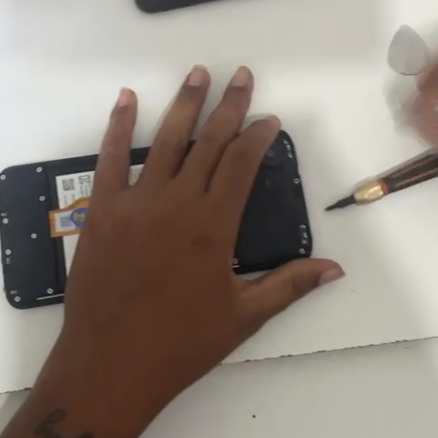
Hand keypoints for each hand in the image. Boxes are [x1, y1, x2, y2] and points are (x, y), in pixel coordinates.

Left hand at [49, 66, 342, 425]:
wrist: (111, 365)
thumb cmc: (181, 344)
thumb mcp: (244, 317)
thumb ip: (290, 284)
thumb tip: (335, 267)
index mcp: (214, 226)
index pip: (241, 164)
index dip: (257, 136)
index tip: (269, 118)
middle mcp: (177, 203)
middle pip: (209, 142)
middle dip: (229, 106)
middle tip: (243, 75)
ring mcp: (136, 202)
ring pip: (166, 141)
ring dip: (185, 103)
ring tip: (199, 73)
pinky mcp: (102, 210)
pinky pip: (110, 158)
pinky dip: (119, 125)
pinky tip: (127, 98)